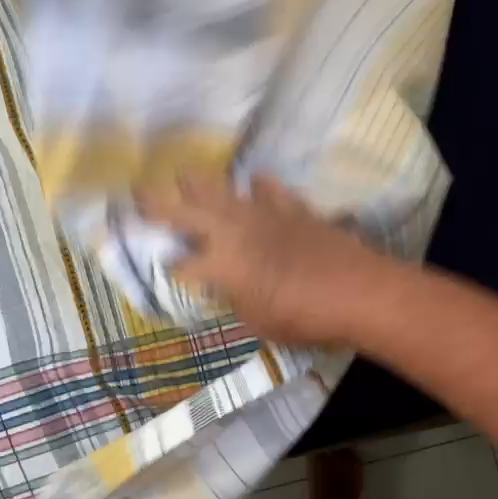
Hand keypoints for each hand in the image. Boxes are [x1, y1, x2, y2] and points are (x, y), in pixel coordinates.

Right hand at [137, 175, 401, 344]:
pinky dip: (261, 187)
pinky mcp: (296, 210)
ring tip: (186, 176)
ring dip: (202, 185)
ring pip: (225, 191)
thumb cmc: (303, 318)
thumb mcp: (258, 323)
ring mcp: (265, 215)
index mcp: (219, 265)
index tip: (155, 262)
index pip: (181, 263)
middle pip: (188, 211)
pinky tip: (256, 181)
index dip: (167, 264)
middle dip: (160, 203)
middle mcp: (234, 231)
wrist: (359, 292)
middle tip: (138, 191)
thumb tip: (228, 289)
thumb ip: (237, 302)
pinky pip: (272, 191)